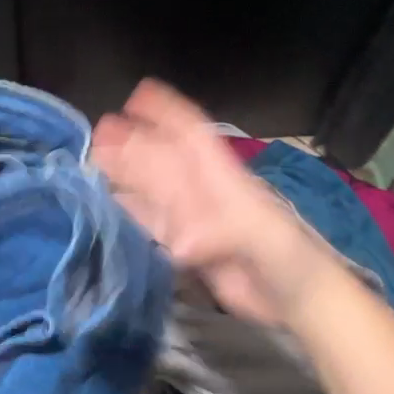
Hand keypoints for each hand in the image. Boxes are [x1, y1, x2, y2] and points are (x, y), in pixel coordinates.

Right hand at [94, 79, 333, 324]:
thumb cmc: (290, 258)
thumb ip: (224, 234)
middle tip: (101, 128)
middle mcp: (204, 192)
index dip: (168, 112)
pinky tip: (110, 201)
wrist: (297, 300)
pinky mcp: (187, 249)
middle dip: (134, 140)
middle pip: (163, 159)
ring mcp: (194, 219)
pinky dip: (131, 211)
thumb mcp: (264, 237)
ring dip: (126, 172)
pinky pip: (153, 224)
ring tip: (95, 157)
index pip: (192, 136)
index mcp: (224, 178)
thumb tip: (181, 244)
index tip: (140, 94)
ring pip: (153, 188)